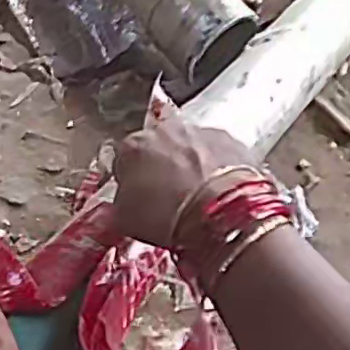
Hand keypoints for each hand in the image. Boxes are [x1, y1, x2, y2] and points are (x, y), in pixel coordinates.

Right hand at [112, 113, 255, 247]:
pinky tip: (218, 190)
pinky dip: (217, 167)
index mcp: (132, 146)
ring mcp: (202, 131)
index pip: (122, 159)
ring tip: (196, 195)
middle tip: (167, 196)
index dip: (128, 180)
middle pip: (157, 147)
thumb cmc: (164, 216)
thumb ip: (117, 205)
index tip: (136, 197)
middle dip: (160, 167)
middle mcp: (165, 129)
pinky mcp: (232, 140)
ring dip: (189, 164)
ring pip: (189, 147)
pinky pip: (218, 154)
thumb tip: (121, 202)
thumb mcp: (124, 220)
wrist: (219, 215)